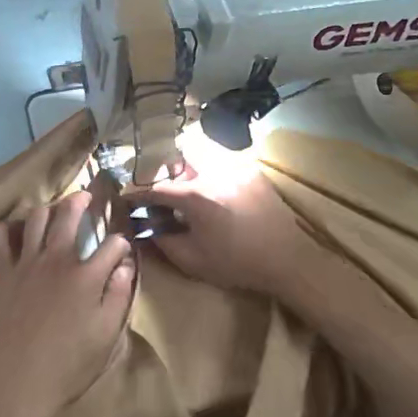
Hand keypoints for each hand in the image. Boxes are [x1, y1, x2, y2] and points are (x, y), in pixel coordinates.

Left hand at [0, 191, 135, 416]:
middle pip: (69, 215)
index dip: (121, 244)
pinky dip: (7, 228)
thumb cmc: (69, 364)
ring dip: (47, 207)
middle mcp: (57, 259)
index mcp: (87, 275)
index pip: (112, 244)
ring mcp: (26, 263)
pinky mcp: (3, 273)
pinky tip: (14, 230)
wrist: (19, 381)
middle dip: (81, 201)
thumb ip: (119, 295)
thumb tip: (125, 266)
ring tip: (53, 208)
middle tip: (85, 197)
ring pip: (35, 217)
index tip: (122, 250)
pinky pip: (0, 238)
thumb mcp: (107, 335)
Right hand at [131, 161, 326, 298]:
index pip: (157, 188)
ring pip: (203, 153)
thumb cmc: (237, 263)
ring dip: (189, 167)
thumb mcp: (192, 260)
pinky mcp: (252, 171)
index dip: (139, 195)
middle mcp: (214, 172)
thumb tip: (145, 229)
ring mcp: (236, 167)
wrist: (287, 259)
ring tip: (189, 190)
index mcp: (196, 195)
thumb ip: (162, 242)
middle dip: (166, 169)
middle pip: (179, 155)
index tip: (129, 200)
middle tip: (165, 190)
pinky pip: (223, 161)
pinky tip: (214, 192)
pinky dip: (211, 171)